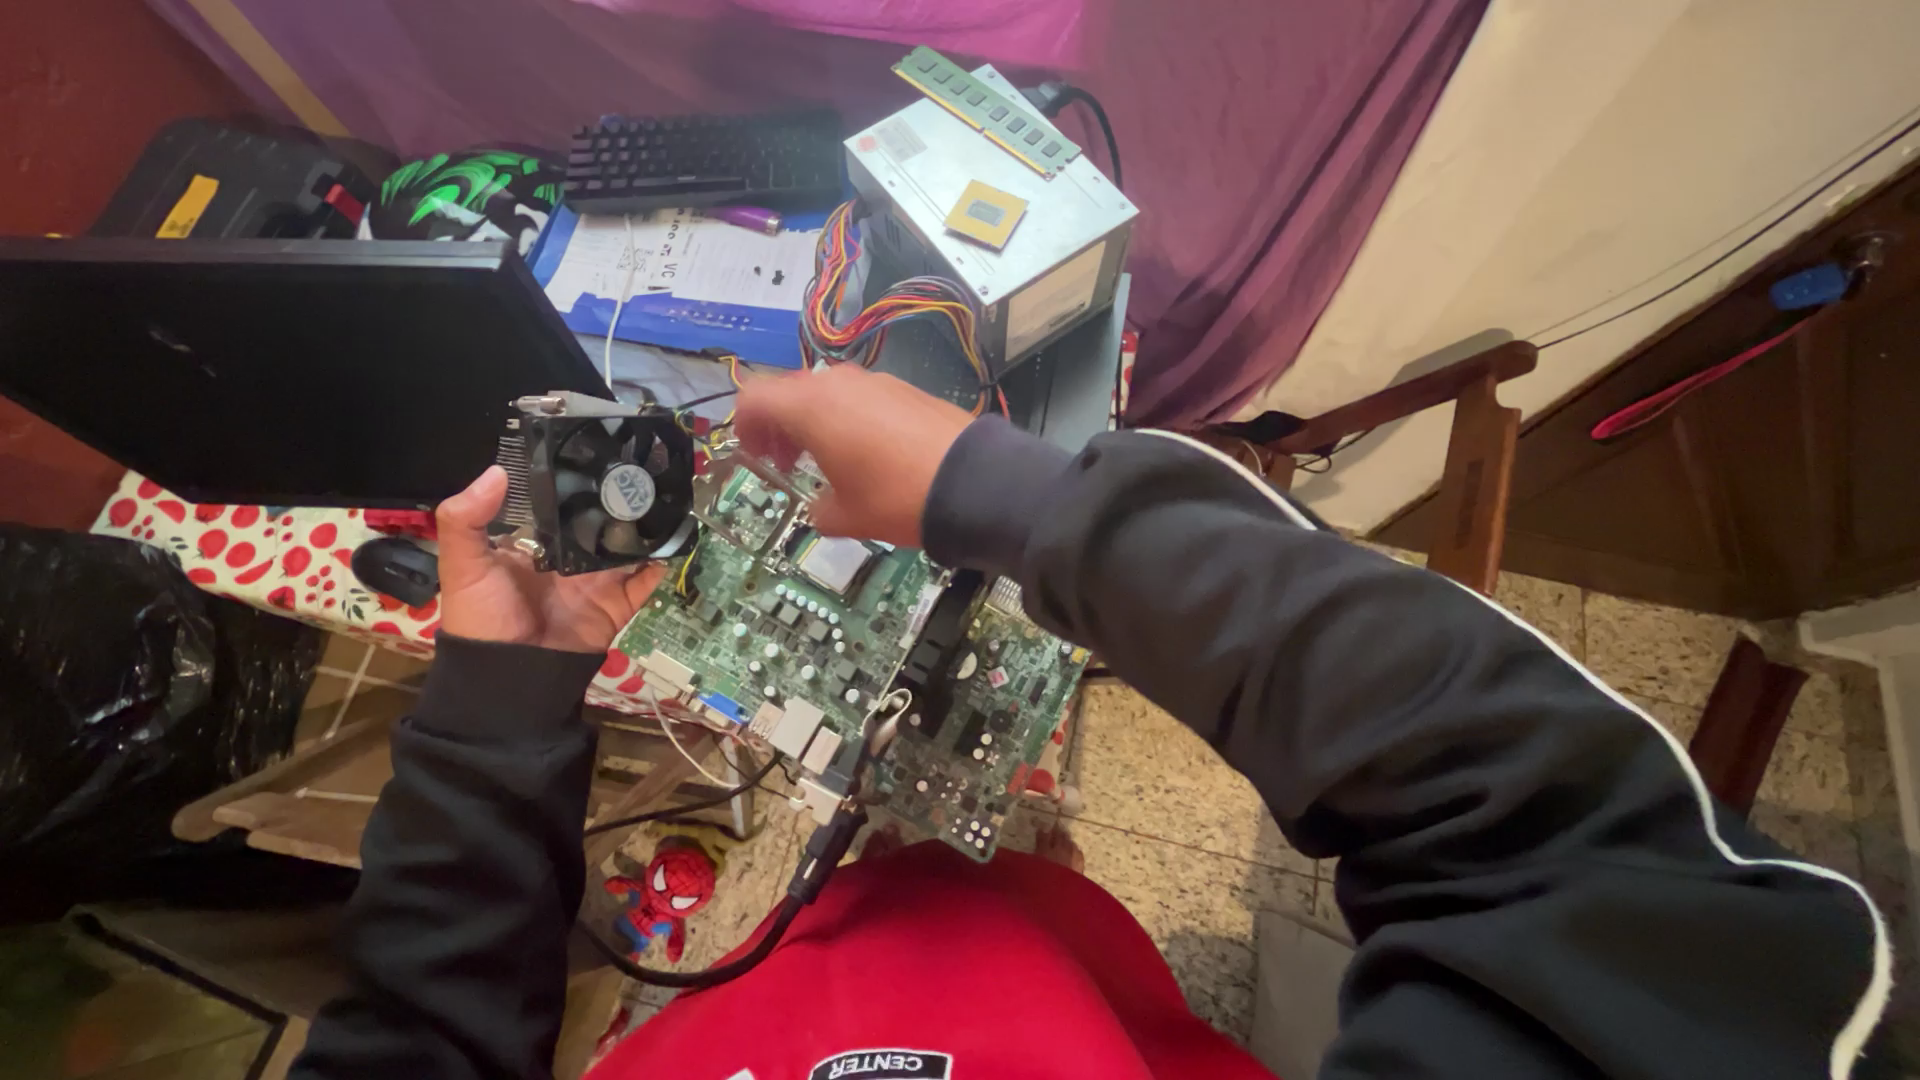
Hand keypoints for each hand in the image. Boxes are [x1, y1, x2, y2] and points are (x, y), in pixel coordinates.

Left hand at [435, 466, 668, 653]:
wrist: (512, 674)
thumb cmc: (484, 616)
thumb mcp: (463, 564)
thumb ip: (466, 518)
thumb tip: (497, 470)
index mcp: (534, 547)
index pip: (558, 508)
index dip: (574, 484)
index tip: (594, 453)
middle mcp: (569, 561)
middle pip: (599, 525)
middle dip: (618, 502)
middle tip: (640, 470)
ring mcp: (597, 582)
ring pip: (627, 548)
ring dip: (644, 527)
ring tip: (665, 496)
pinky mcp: (618, 603)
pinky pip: (645, 581)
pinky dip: (662, 563)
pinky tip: (675, 539)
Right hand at [734, 365, 971, 545]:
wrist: (974, 483)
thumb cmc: (897, 499)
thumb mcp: (846, 517)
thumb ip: (817, 509)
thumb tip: (820, 509)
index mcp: (811, 407)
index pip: (754, 399)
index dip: (745, 427)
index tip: (756, 455)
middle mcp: (839, 383)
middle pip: (789, 392)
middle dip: (780, 426)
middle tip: (788, 461)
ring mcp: (876, 382)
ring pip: (827, 392)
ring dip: (815, 421)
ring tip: (830, 460)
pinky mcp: (906, 389)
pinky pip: (862, 397)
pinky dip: (850, 418)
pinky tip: (869, 453)